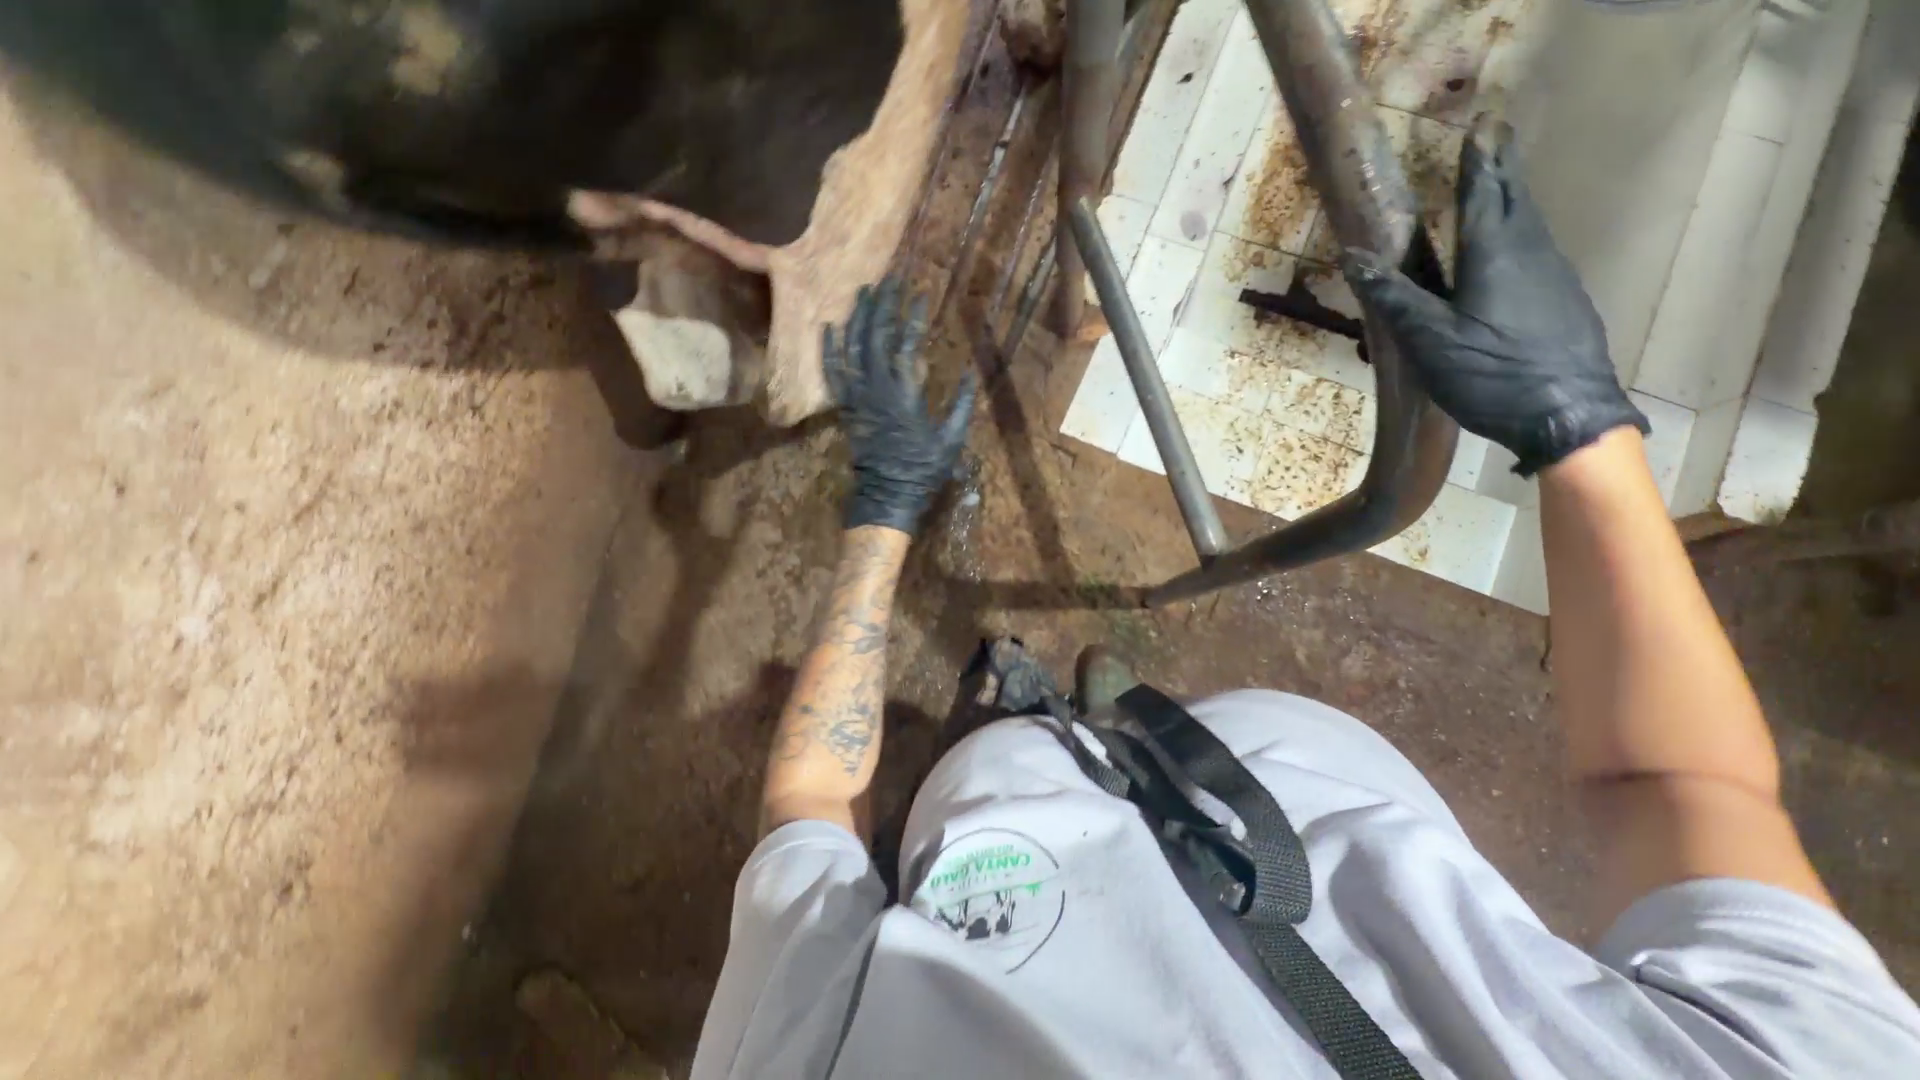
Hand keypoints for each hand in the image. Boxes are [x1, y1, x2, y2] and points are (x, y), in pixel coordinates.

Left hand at [825, 278, 975, 534]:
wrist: (886, 494)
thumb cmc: (923, 469)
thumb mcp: (951, 440)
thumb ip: (962, 405)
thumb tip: (972, 374)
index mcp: (905, 395)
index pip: (907, 344)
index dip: (913, 315)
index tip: (921, 292)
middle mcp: (876, 389)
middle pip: (875, 336)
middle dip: (883, 304)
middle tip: (891, 279)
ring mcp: (857, 397)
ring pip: (852, 347)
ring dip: (858, 316)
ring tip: (865, 290)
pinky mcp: (846, 406)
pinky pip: (833, 372)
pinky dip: (829, 347)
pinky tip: (830, 325)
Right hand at [1342, 117, 1646, 475]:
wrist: (1570, 414)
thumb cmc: (1492, 375)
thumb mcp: (1430, 342)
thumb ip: (1395, 298)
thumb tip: (1354, 257)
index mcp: (1495, 256)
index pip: (1484, 194)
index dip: (1478, 160)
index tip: (1480, 125)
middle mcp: (1531, 253)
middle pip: (1516, 199)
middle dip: (1502, 166)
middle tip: (1496, 136)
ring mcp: (1556, 276)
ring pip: (1531, 224)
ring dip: (1513, 198)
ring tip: (1499, 184)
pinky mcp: (1566, 301)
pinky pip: (1539, 251)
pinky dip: (1522, 233)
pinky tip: (1514, 250)